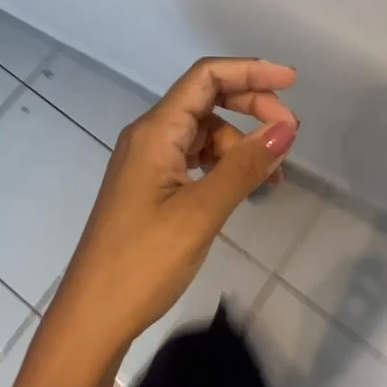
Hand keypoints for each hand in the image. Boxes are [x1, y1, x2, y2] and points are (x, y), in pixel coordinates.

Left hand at [54, 57, 298, 347]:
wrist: (93, 315)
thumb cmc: (143, 261)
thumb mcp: (201, 212)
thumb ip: (244, 166)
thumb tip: (287, 127)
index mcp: (155, 131)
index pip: (205, 78)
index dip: (249, 71)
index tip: (292, 81)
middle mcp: (149, 136)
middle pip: (206, 100)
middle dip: (250, 107)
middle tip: (290, 133)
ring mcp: (147, 162)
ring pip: (203, 132)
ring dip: (241, 144)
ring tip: (273, 177)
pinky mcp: (150, 187)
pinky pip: (194, 159)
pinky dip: (224, 166)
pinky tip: (246, 188)